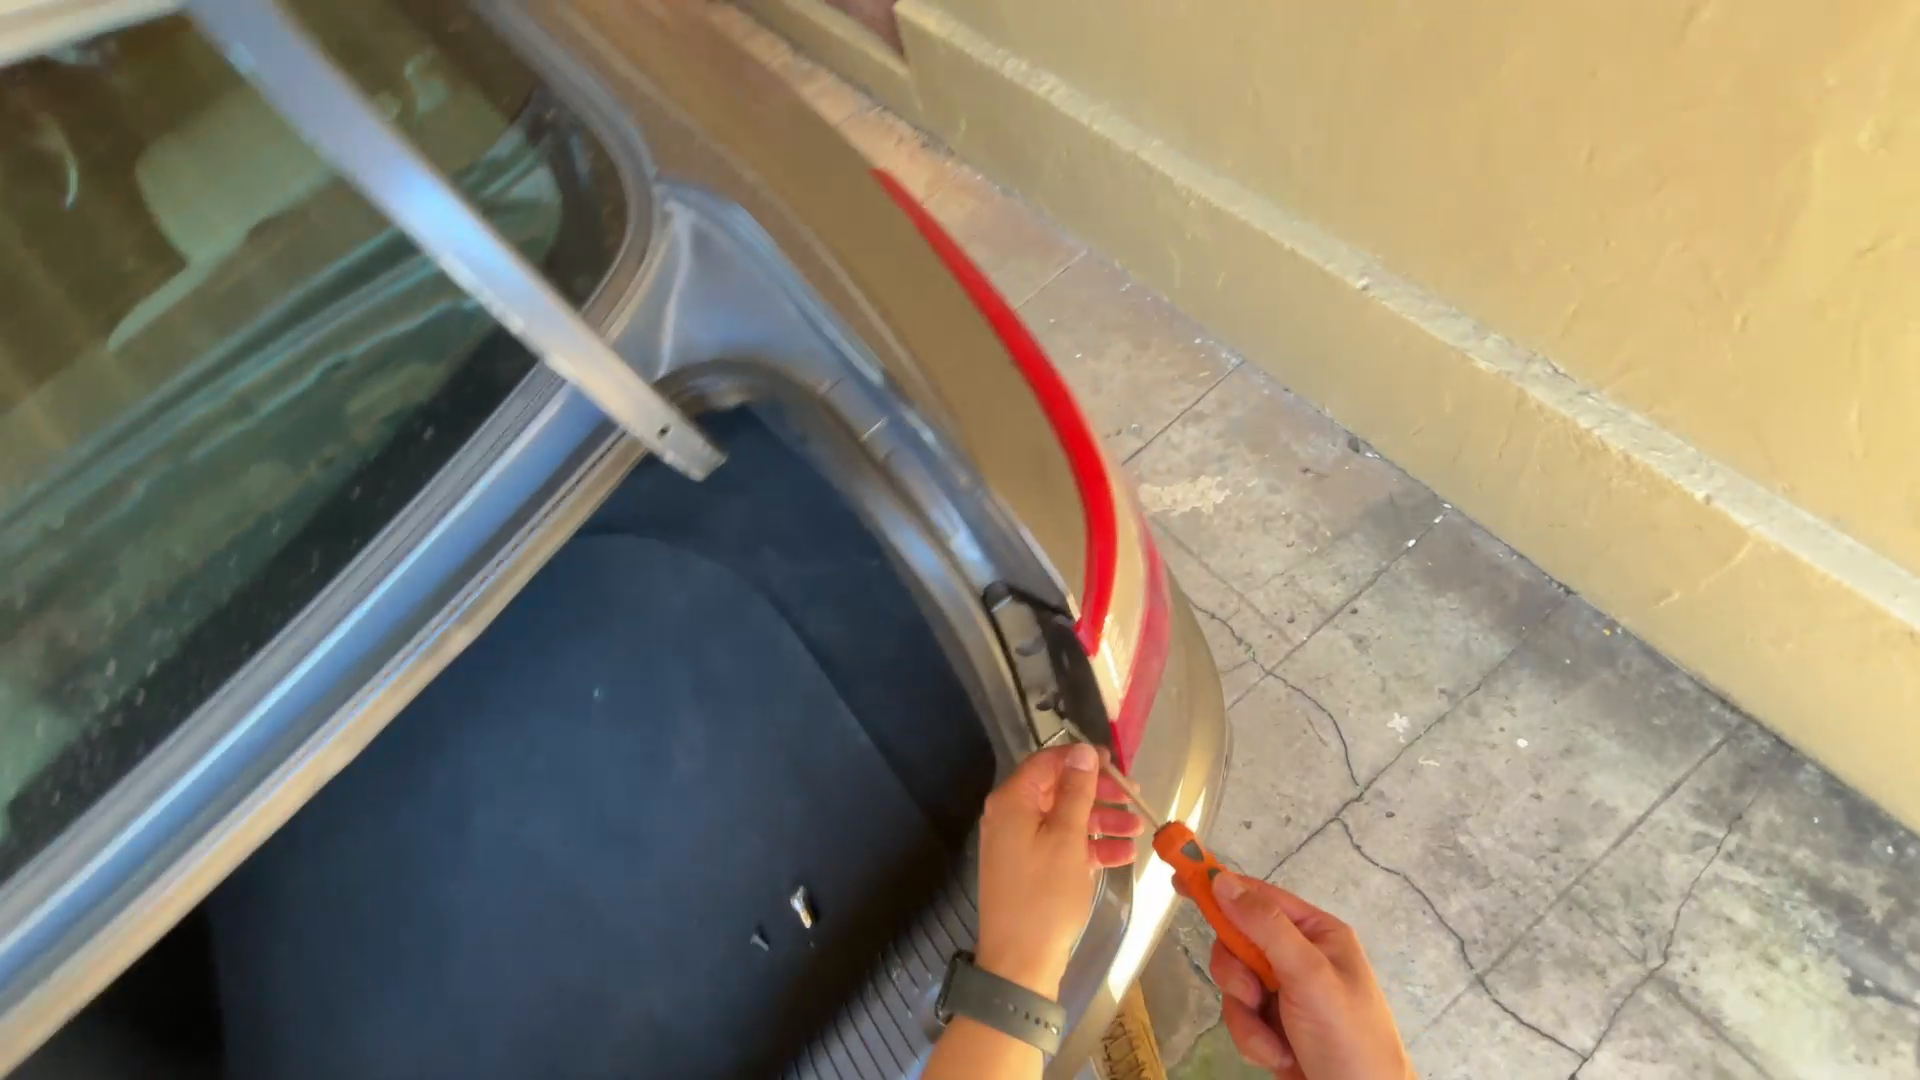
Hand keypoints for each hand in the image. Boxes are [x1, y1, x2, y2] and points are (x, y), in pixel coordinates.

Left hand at [973, 743, 1141, 996]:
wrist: (1019, 964)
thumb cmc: (1044, 895)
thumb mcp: (1067, 838)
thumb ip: (1077, 792)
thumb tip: (1082, 750)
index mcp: (1012, 800)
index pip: (1047, 762)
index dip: (1081, 759)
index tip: (1116, 763)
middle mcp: (1010, 815)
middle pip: (1058, 790)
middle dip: (1098, 793)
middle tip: (1134, 797)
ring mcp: (1019, 842)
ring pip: (1064, 818)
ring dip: (1102, 821)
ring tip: (1137, 829)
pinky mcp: (1030, 867)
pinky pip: (1061, 844)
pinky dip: (1090, 847)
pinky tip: (1124, 856)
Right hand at [1202, 872, 1413, 1079]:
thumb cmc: (1348, 1039)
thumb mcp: (1309, 976)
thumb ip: (1265, 926)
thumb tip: (1222, 880)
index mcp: (1316, 933)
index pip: (1258, 896)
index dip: (1220, 888)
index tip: (1180, 883)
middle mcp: (1299, 956)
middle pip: (1237, 939)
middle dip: (1236, 972)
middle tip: (1249, 992)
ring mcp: (1285, 992)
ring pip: (1233, 980)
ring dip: (1244, 1013)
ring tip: (1272, 1041)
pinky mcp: (1273, 1025)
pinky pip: (1240, 1014)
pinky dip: (1253, 1038)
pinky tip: (1280, 1058)